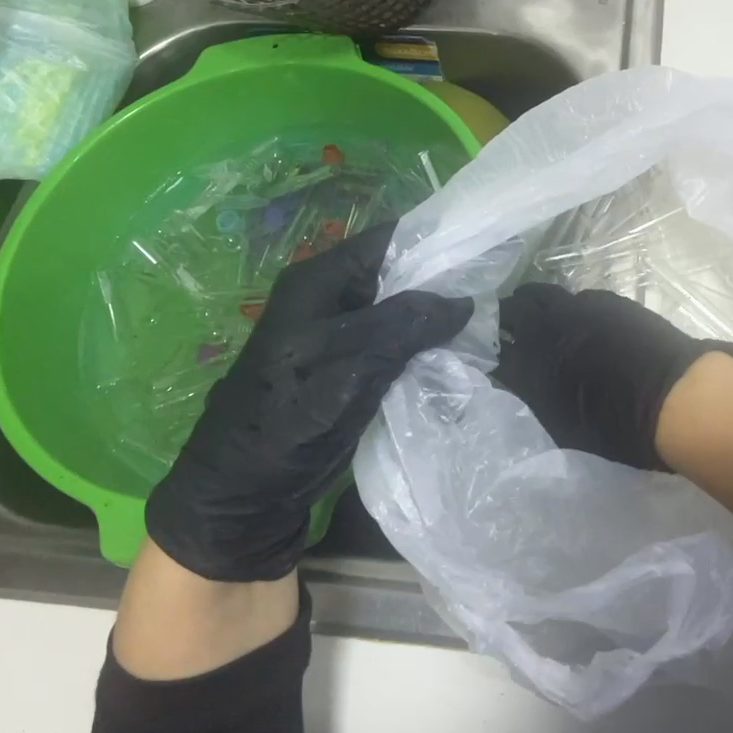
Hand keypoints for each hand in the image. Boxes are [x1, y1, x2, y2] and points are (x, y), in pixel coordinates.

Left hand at [146, 222, 472, 581]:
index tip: (479, 252)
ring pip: (398, 312)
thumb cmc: (287, 416)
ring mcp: (338, 335)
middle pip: (395, 274)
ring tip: (480, 325)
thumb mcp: (351, 362)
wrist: (244, 492)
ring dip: (433, 320)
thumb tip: (463, 301)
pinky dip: (421, 348)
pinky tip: (453, 356)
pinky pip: (394, 344)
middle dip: (438, 285)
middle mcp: (329, 299)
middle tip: (488, 293)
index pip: (385, 240)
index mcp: (318, 281)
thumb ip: (406, 324)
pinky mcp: (349, 368)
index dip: (431, 241)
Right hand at [494, 283, 732, 470]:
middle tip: (508, 325)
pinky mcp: (609, 301)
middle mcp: (548, 328)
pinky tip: (582, 323)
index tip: (486, 352)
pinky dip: (572, 309)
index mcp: (530, 365)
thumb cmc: (618, 428)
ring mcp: (579, 308)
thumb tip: (520, 380)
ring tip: (544, 319)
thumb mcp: (563, 425)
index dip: (487, 349)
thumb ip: (537, 395)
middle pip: (514, 308)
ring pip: (544, 296)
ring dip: (537, 306)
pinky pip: (578, 298)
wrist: (675, 398)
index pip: (494, 350)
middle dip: (506, 315)